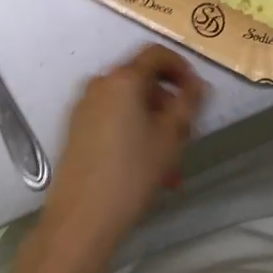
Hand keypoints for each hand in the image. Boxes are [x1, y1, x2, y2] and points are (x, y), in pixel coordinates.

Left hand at [36, 45, 206, 254]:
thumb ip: (188, 103)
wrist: (80, 219)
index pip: (157, 54)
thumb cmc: (131, 173)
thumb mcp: (171, 137)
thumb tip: (196, 84)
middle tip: (185, 134)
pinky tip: (146, 169)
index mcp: (124, 79)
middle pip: (143, 81)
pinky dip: (132, 134)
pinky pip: (112, 120)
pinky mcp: (76, 130)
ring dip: (153, 126)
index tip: (196, 91)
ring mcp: (84, 107)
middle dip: (168, 105)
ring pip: (129, 105)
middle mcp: (101, 84)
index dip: (181, 66)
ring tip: (169, 165)